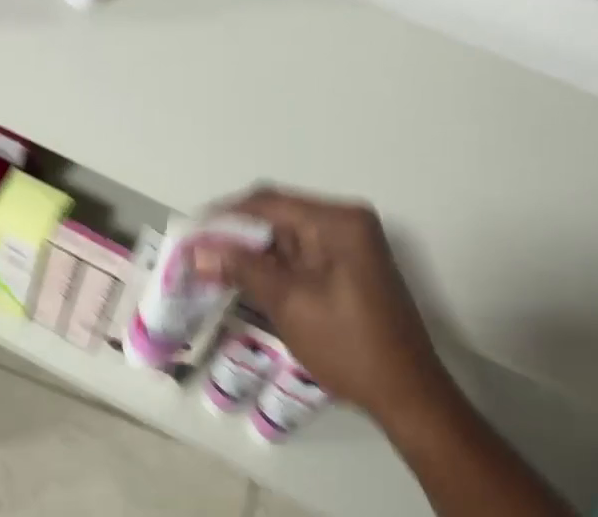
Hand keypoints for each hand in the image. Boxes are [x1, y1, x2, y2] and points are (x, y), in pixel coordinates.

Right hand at [204, 187, 449, 425]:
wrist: (407, 394)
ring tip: (210, 266)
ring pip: (287, 236)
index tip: (189, 232)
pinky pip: (301, 254)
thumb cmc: (348, 345)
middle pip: (278, 215)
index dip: (225, 215)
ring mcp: (350, 244)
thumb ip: (242, 269)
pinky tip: (244, 279)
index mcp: (338, 220)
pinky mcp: (348, 266)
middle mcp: (346, 221)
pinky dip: (273, 265)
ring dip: (252, 251)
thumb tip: (197, 250)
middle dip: (236, 234)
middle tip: (196, 252)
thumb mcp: (289, 303)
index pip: (269, 202)